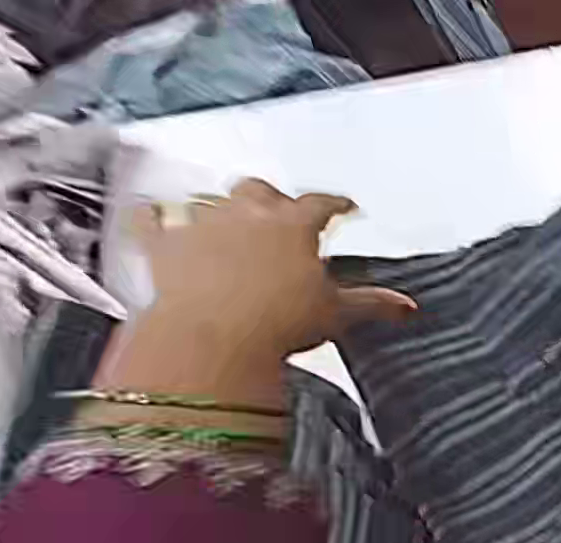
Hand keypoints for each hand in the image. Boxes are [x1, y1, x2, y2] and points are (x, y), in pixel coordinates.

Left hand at [138, 178, 413, 356]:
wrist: (216, 335)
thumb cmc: (278, 318)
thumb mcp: (341, 313)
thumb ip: (375, 304)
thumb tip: (406, 305)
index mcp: (292, 226)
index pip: (320, 204)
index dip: (336, 204)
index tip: (344, 206)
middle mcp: (243, 214)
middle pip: (258, 190)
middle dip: (273, 198)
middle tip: (285, 211)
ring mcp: (198, 224)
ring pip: (211, 200)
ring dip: (224, 208)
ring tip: (234, 219)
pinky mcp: (161, 242)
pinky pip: (154, 218)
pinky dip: (161, 216)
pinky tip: (166, 219)